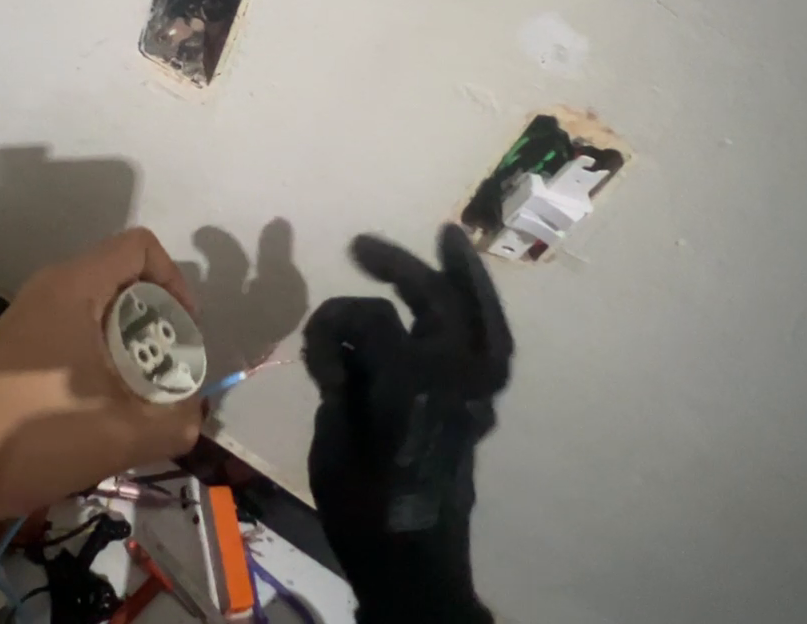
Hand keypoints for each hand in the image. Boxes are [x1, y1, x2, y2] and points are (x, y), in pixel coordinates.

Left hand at [0, 228, 205, 522]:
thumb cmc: (32, 435)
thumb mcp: (120, 435)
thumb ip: (176, 422)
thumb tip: (195, 415)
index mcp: (75, 286)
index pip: (140, 247)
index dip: (174, 280)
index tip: (183, 332)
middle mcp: (51, 287)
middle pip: (123, 277)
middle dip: (156, 321)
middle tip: (167, 370)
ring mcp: (30, 315)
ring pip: (99, 308)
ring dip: (129, 344)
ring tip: (139, 393)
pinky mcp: (16, 345)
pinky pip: (75, 330)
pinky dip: (100, 356)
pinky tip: (99, 407)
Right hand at [303, 225, 512, 623]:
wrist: (417, 568)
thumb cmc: (364, 508)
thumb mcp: (334, 439)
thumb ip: (341, 379)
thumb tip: (347, 347)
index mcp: (410, 387)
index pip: (374, 320)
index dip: (336, 328)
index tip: (314, 360)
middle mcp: (452, 380)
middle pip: (435, 302)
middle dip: (400, 265)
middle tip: (360, 245)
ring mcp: (477, 393)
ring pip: (481, 319)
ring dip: (463, 276)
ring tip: (446, 239)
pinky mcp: (482, 406)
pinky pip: (492, 346)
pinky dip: (483, 312)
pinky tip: (462, 285)